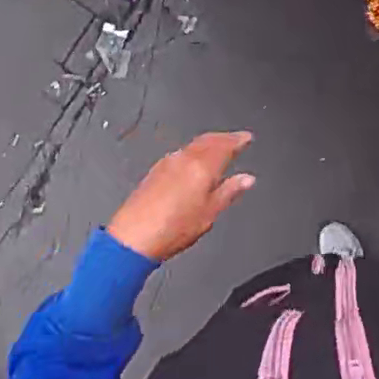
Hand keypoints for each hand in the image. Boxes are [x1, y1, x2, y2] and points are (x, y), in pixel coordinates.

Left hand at [107, 132, 256, 261]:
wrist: (131, 240)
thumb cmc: (169, 229)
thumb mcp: (210, 213)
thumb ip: (230, 191)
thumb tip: (246, 180)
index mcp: (202, 166)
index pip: (226, 145)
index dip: (239, 139)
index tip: (247, 138)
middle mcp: (184, 159)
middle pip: (208, 140)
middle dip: (224, 138)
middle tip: (235, 138)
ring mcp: (166, 164)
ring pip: (193, 145)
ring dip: (208, 143)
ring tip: (216, 147)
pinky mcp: (154, 172)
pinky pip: (179, 154)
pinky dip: (192, 152)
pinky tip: (192, 161)